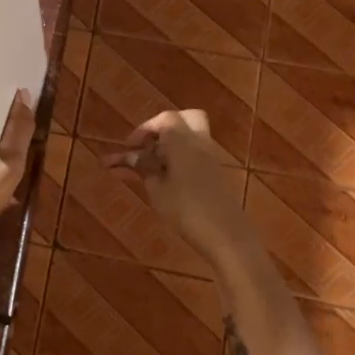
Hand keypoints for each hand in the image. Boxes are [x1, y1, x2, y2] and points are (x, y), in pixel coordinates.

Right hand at [103, 110, 254, 264]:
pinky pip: (193, 157)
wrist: (226, 235)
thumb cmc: (187, 211)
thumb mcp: (158, 190)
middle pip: (183, 121)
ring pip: (187, 140)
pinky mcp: (216, 175)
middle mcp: (199, 143)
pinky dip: (176, 161)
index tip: (128, 146)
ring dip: (166, 148)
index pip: (164, 119)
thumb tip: (132, 155)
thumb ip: (145, 168)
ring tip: (143, 168)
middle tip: (144, 146)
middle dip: (161, 129)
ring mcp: (210, 159)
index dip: (144, 129)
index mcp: (183, 142)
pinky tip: (160, 179)